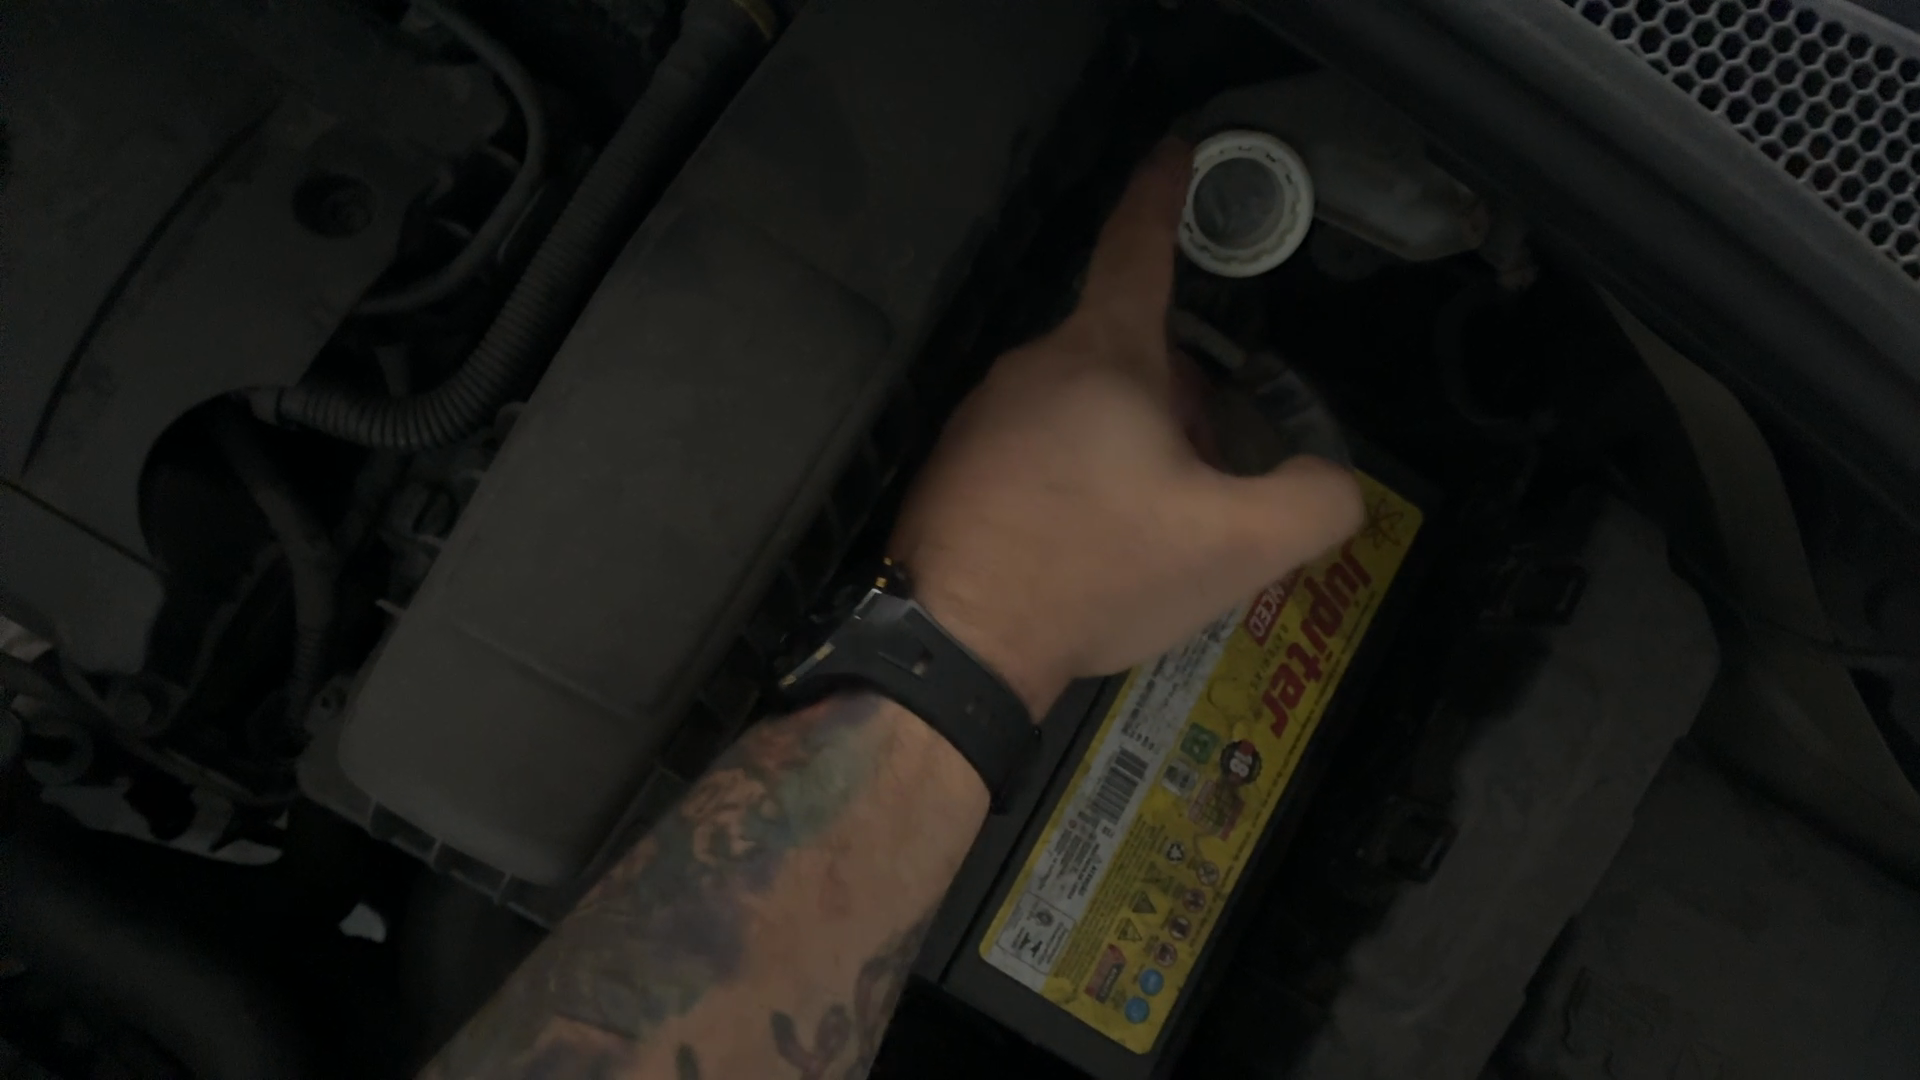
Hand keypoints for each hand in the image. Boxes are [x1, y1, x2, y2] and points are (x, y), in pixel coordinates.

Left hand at [890, 138, 1364, 715]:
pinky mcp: (955, 464)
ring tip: (1135, 525)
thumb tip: (1331, 481)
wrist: (962, 643)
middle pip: (1127, 354)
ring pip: (1081, 406)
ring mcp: (981, 417)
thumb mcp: (1237, 547)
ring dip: (1125, 446)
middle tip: (1197, 478)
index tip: (1173, 158)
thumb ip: (1315, 501)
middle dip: (1177, 401)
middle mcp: (1031, 369)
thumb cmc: (1095, 574)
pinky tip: (1077, 539)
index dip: (1164, 197)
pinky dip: (1072, 475)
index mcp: (1102, 358)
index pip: (1139, 248)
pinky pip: (1033, 446)